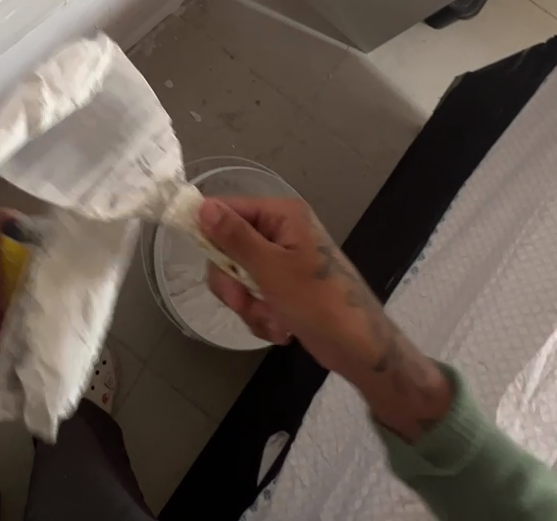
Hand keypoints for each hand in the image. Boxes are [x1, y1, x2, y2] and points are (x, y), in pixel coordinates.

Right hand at [200, 197, 452, 441]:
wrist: (360, 350)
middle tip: (243, 302)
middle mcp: (282, 232)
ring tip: (273, 321)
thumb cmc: (320, 302)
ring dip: (250, 305)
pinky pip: (255, 296)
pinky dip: (262, 315)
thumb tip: (203, 206)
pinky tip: (281, 329)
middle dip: (235, 283)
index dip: (209, 230)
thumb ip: (235, 237)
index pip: (230, 209)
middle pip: (230, 248)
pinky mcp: (285, 288)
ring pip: (240, 277)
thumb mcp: (271, 269)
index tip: (197, 255)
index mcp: (283, 216)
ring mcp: (283, 262)